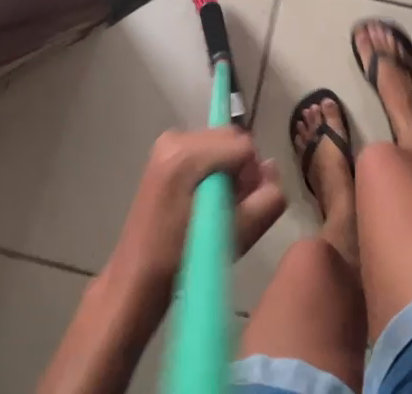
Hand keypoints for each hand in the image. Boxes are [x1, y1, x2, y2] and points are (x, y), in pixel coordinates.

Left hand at [108, 128, 286, 289]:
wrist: (138, 272)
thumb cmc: (185, 257)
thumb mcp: (237, 233)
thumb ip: (267, 199)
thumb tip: (273, 167)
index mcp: (186, 155)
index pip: (244, 146)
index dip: (252, 174)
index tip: (243, 203)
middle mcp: (174, 138)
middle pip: (232, 138)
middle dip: (241, 168)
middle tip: (233, 204)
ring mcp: (167, 142)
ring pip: (220, 142)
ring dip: (228, 167)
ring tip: (217, 203)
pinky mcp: (164, 152)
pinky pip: (205, 148)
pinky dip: (213, 166)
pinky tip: (204, 196)